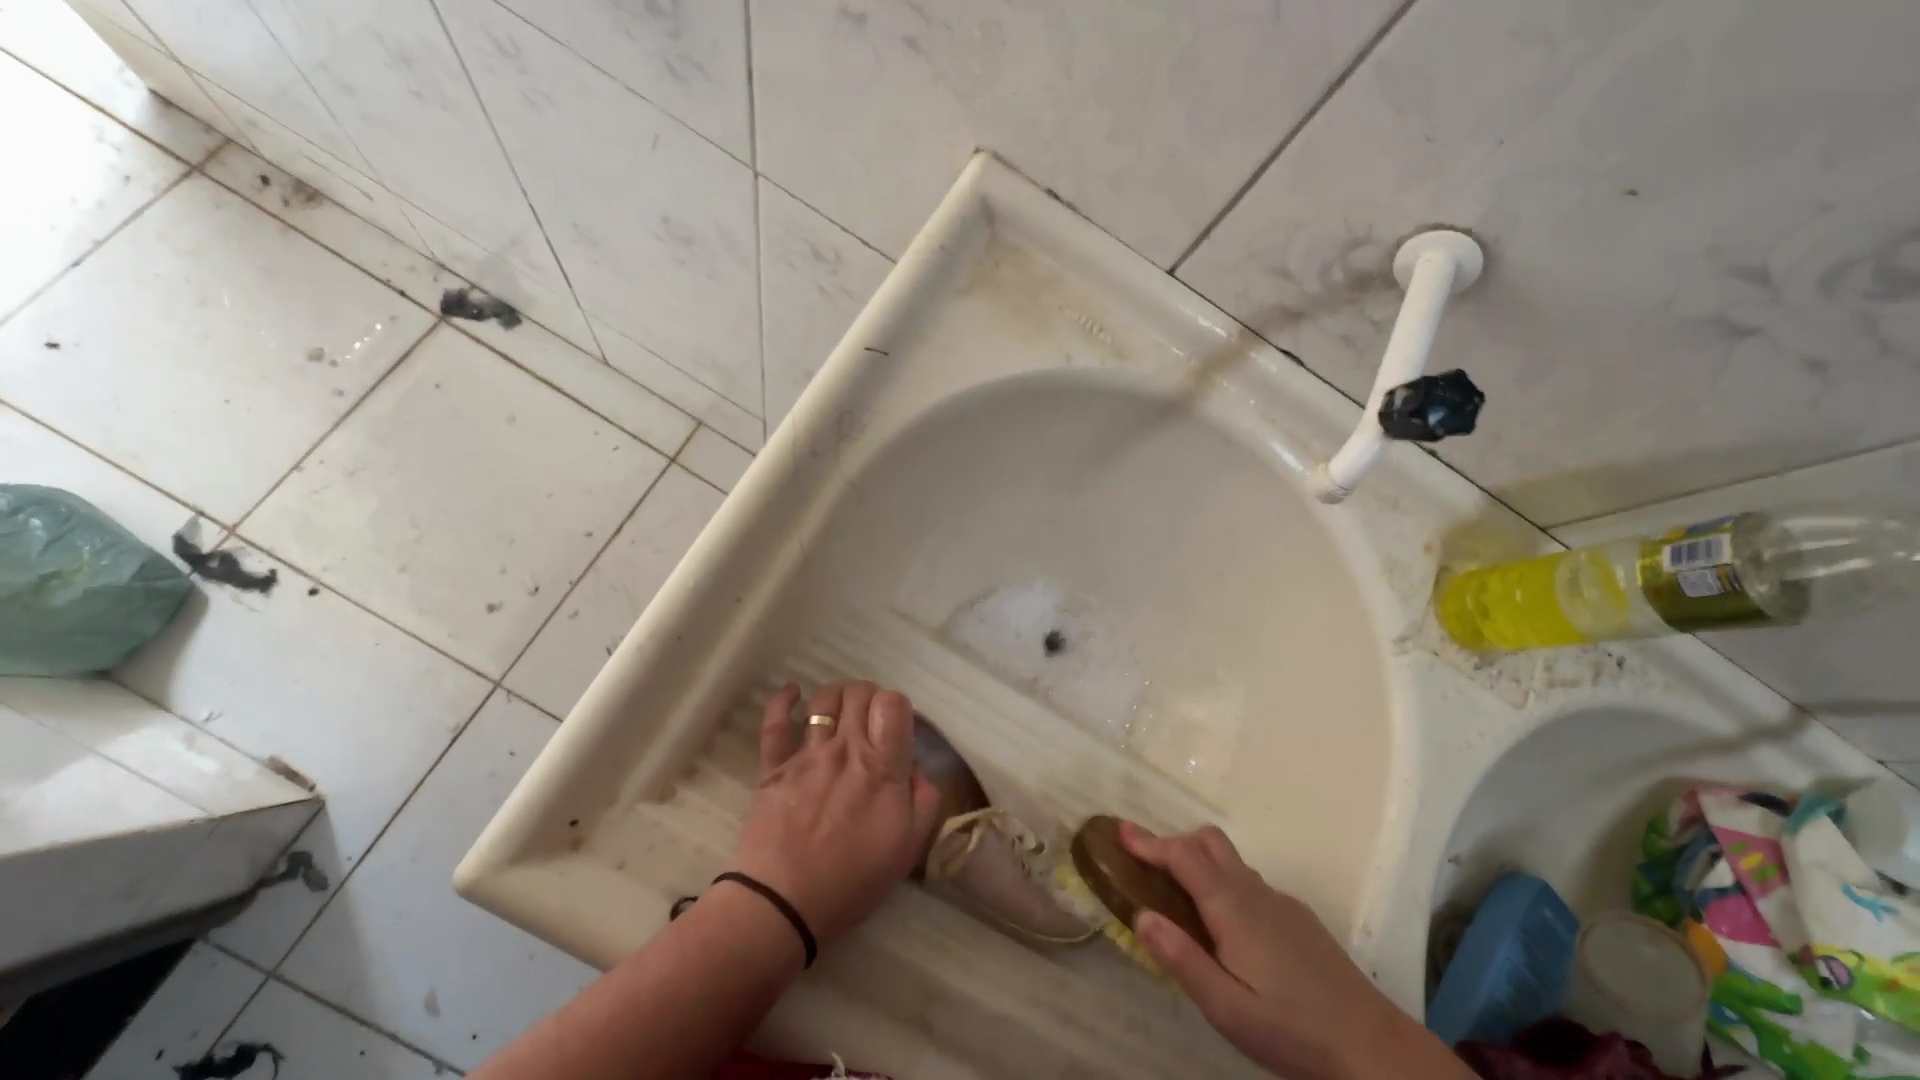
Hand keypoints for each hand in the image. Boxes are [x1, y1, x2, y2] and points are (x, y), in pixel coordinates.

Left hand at [729, 681, 942, 947]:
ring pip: (825, 700)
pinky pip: (776, 722)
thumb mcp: (908, 848)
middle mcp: (846, 749)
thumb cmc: (853, 880)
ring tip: (843, 709)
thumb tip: (916, 770)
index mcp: (882, 768)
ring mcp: (806, 754)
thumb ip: (924, 801)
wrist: (784, 903)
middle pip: (859, 693)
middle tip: (872, 720)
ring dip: (838, 695)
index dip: (897, 707)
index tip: (897, 729)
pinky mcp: (773, 766)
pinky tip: (793, 693)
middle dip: (870, 696)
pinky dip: (784, 700)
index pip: (893, 704)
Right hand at [1119, 822, 1465, 1079]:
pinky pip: (1249, 883)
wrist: (1373, 1047)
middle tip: (1143, 864)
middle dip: (1172, 842)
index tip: (1118, 831)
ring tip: (1173, 894)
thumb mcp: (1227, 1008)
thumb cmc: (1293, 1031)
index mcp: (1234, 909)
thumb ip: (1182, 959)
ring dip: (1197, 862)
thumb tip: (1140, 915)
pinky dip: (1221, 882)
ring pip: (1231, 862)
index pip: (1183, 856)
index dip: (1149, 841)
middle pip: (1209, 842)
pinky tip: (1221, 926)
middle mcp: (1256, 893)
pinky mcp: (1299, 920)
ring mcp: (1282, 904)